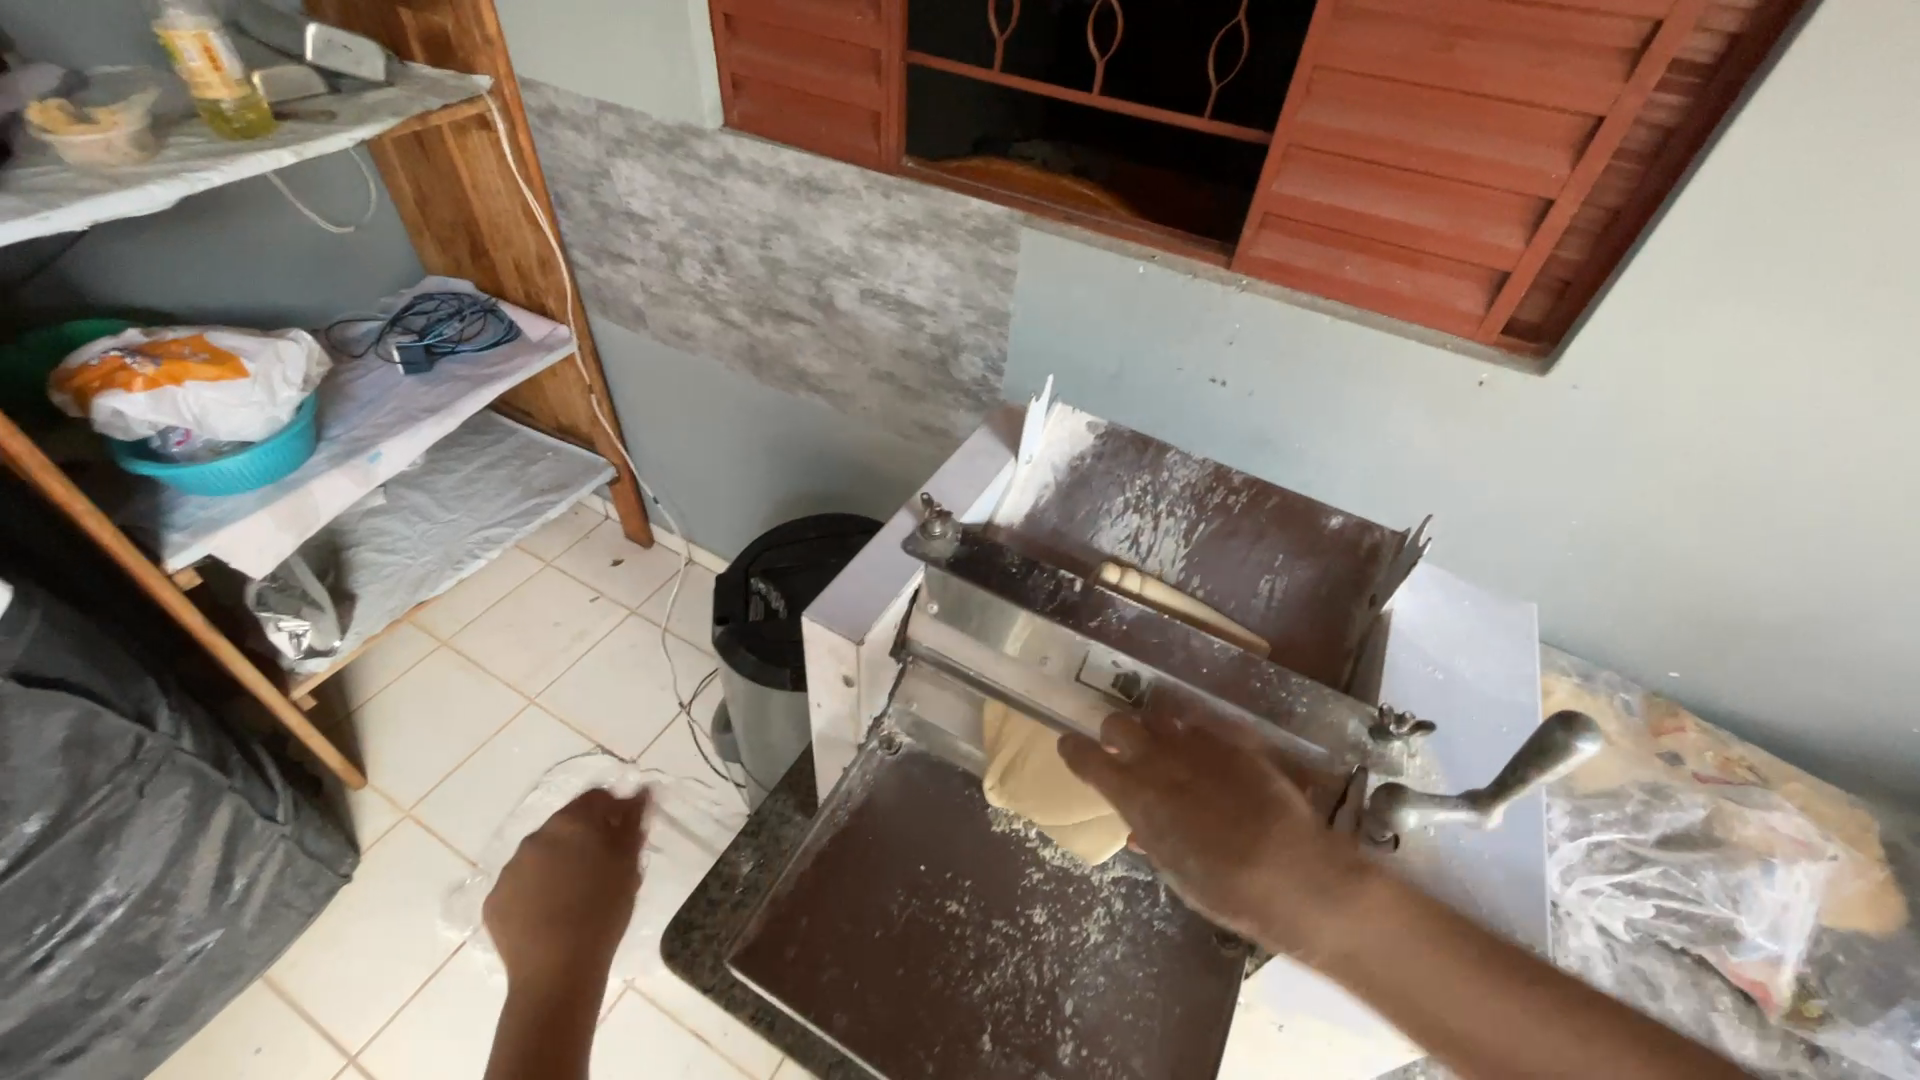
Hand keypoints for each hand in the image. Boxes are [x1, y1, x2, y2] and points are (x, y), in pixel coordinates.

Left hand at [483, 787, 648, 989]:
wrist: (557, 970)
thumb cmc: (603, 911)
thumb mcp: (629, 864)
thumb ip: (633, 822)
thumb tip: (640, 792)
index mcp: (572, 823)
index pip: (595, 798)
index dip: (613, 810)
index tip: (625, 833)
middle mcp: (536, 837)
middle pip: (565, 825)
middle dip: (584, 837)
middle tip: (603, 868)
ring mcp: (510, 869)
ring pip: (541, 854)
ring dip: (558, 863)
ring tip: (574, 896)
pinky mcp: (494, 900)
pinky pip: (520, 885)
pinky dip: (536, 891)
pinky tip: (550, 915)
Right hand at [1058, 713, 1378, 961]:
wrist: (1291, 871)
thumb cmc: (1223, 888)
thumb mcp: (1174, 871)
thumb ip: (1152, 838)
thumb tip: (1139, 828)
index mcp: (1132, 794)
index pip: (1085, 757)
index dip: (1074, 750)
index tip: (1070, 747)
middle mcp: (1156, 758)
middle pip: (1118, 723)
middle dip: (1114, 733)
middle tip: (1122, 749)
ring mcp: (1196, 744)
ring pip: (1159, 715)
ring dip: (1155, 729)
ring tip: (1165, 746)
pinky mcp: (1232, 740)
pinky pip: (1201, 726)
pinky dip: (1195, 737)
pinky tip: (1207, 755)